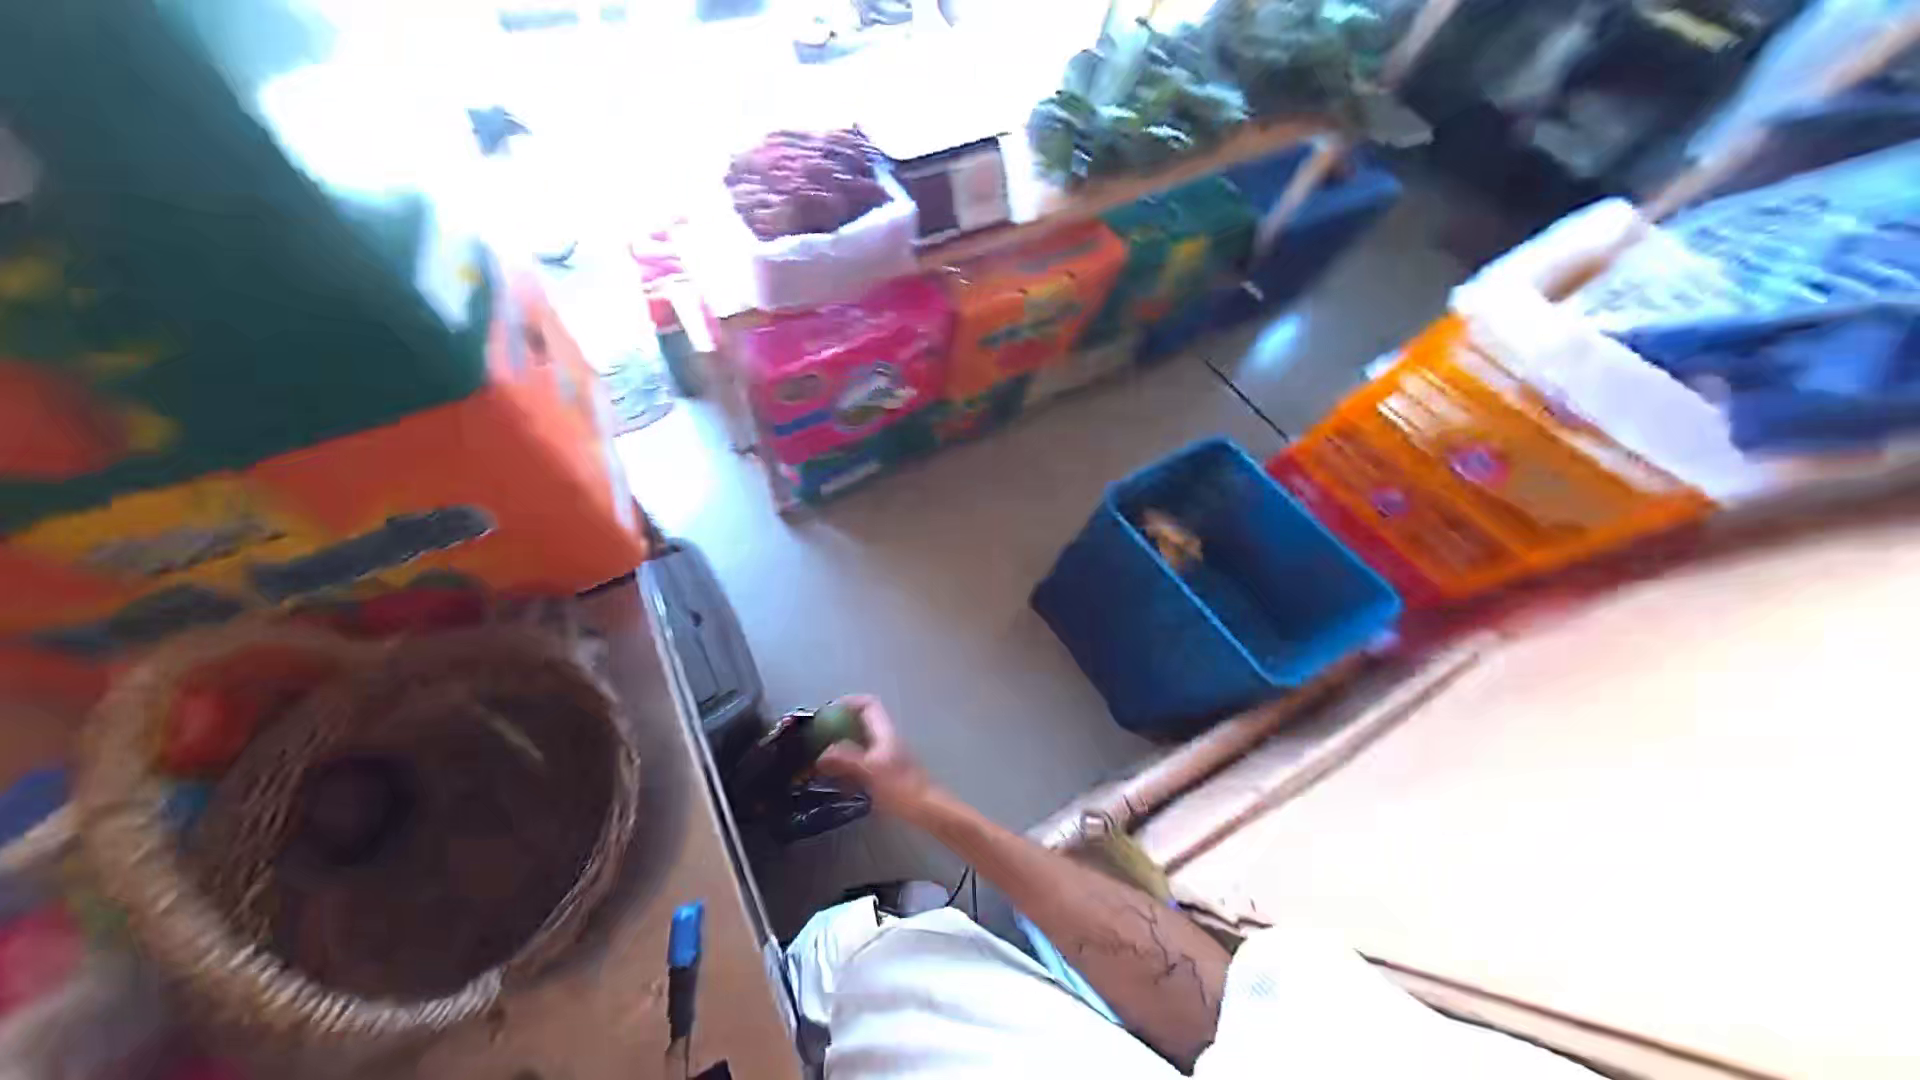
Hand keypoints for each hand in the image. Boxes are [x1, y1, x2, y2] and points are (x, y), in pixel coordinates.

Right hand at [814, 696, 941, 823]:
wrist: (924, 808)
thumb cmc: (901, 788)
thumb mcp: (870, 772)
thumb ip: (845, 760)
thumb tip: (823, 754)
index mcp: (884, 733)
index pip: (868, 704)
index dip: (848, 703)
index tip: (829, 712)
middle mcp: (886, 739)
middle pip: (862, 723)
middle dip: (840, 728)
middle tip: (821, 738)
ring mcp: (887, 755)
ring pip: (860, 743)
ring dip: (842, 750)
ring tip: (825, 763)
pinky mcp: (886, 772)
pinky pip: (863, 762)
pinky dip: (849, 767)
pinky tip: (840, 782)